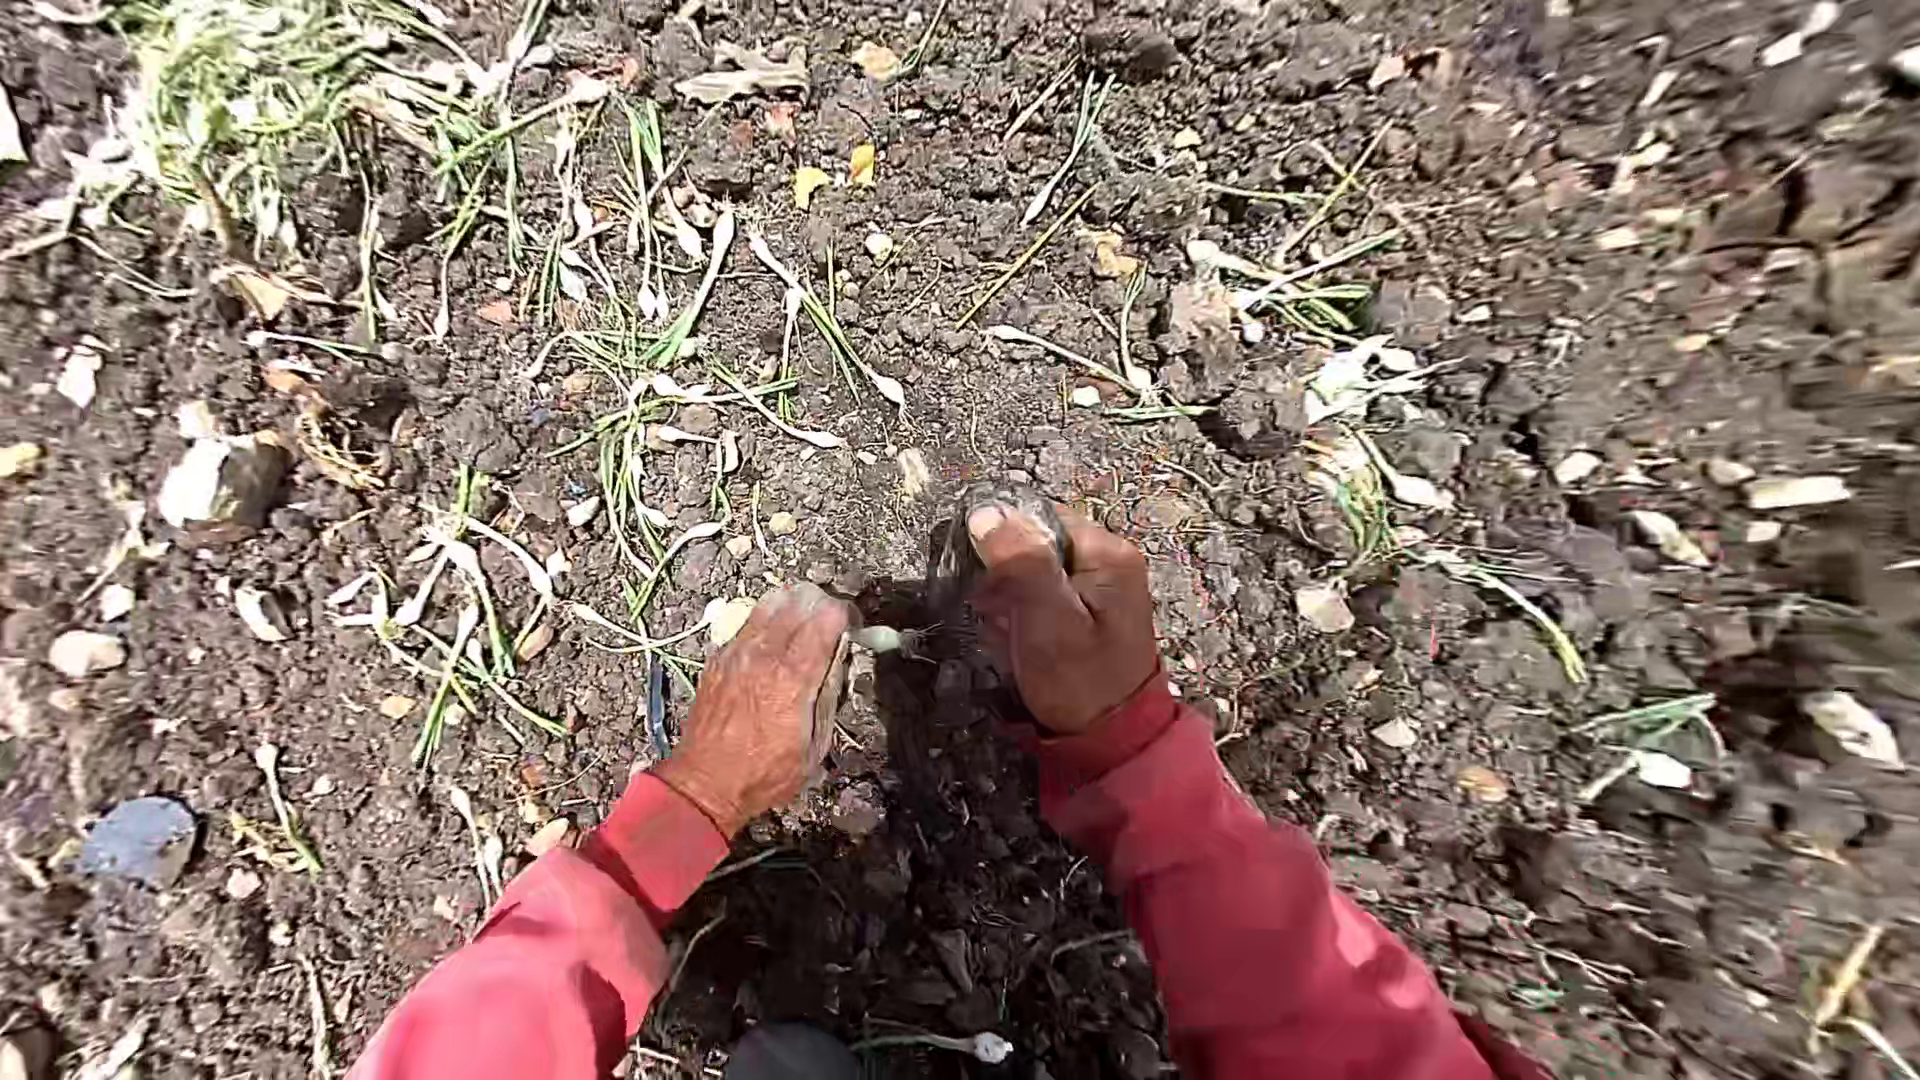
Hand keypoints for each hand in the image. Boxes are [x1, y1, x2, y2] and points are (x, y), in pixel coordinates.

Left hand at [652, 584, 851, 835]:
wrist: (705, 783)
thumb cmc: (765, 773)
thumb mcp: (817, 745)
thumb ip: (831, 694)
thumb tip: (841, 658)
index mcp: (793, 678)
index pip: (828, 615)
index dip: (847, 614)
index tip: (853, 627)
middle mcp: (765, 655)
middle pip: (802, 597)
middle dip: (824, 604)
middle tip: (831, 624)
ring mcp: (738, 651)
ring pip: (773, 599)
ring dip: (795, 605)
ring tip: (803, 626)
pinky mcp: (720, 656)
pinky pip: (749, 619)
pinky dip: (769, 620)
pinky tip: (775, 642)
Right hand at [967, 503, 1159, 733]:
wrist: (1108, 743)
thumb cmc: (1080, 682)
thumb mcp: (1046, 618)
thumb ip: (1020, 561)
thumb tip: (986, 513)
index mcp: (1106, 554)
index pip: (1039, 519)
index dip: (1005, 544)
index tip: (986, 578)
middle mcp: (1105, 563)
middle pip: (1034, 547)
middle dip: (1007, 583)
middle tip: (1001, 619)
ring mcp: (1096, 590)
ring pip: (1030, 576)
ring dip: (1009, 605)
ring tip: (1012, 639)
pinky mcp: (1083, 613)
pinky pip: (1038, 601)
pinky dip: (1021, 621)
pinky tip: (1019, 645)